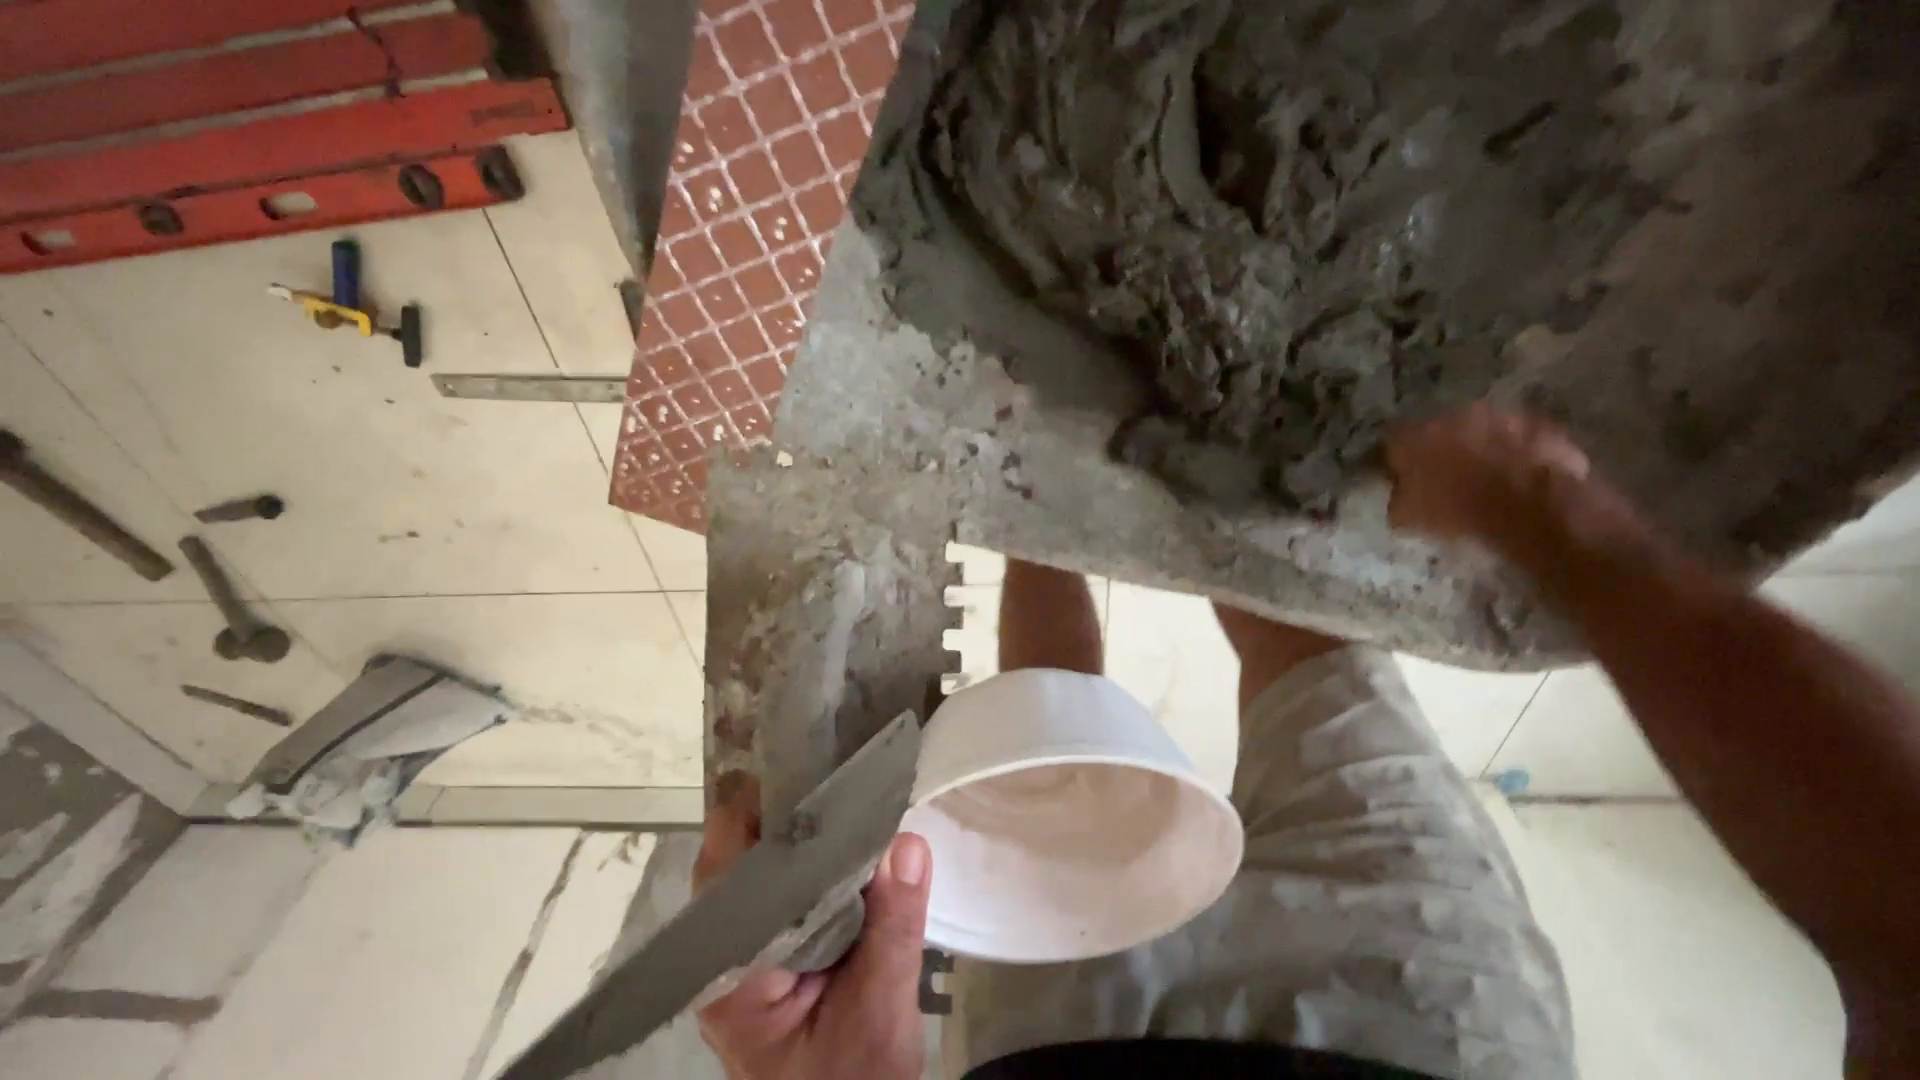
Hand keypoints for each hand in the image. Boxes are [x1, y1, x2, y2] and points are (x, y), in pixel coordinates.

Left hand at [695, 779, 933, 1079]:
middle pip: (743, 868)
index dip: (754, 819)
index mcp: (731, 976)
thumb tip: (907, 841)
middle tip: (831, 765)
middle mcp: (729, 961)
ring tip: (843, 785)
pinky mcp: (781, 961)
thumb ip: (892, 928)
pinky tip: (852, 837)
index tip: (795, 769)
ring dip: (803, 838)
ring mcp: (753, 960)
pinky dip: (819, 866)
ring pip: (768, 880)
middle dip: (783, 818)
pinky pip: (792, 897)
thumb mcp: (879, 1010)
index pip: (725, 877)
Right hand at [1384, 404, 1593, 546]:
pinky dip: (1514, 450)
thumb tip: (1401, 492)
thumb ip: (1397, 497)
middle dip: (1439, 448)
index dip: (1396, 460)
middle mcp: (1450, 416)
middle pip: (1437, 429)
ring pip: (1479, 428)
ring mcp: (1496, 415)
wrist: (1530, 512)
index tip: (1402, 476)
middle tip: (1445, 475)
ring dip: (1478, 445)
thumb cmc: (1458, 516)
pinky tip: (1517, 474)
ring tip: (1485, 474)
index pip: (1391, 442)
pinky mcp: (1536, 423)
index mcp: (1413, 437)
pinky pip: (1517, 436)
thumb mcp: (1408, 518)